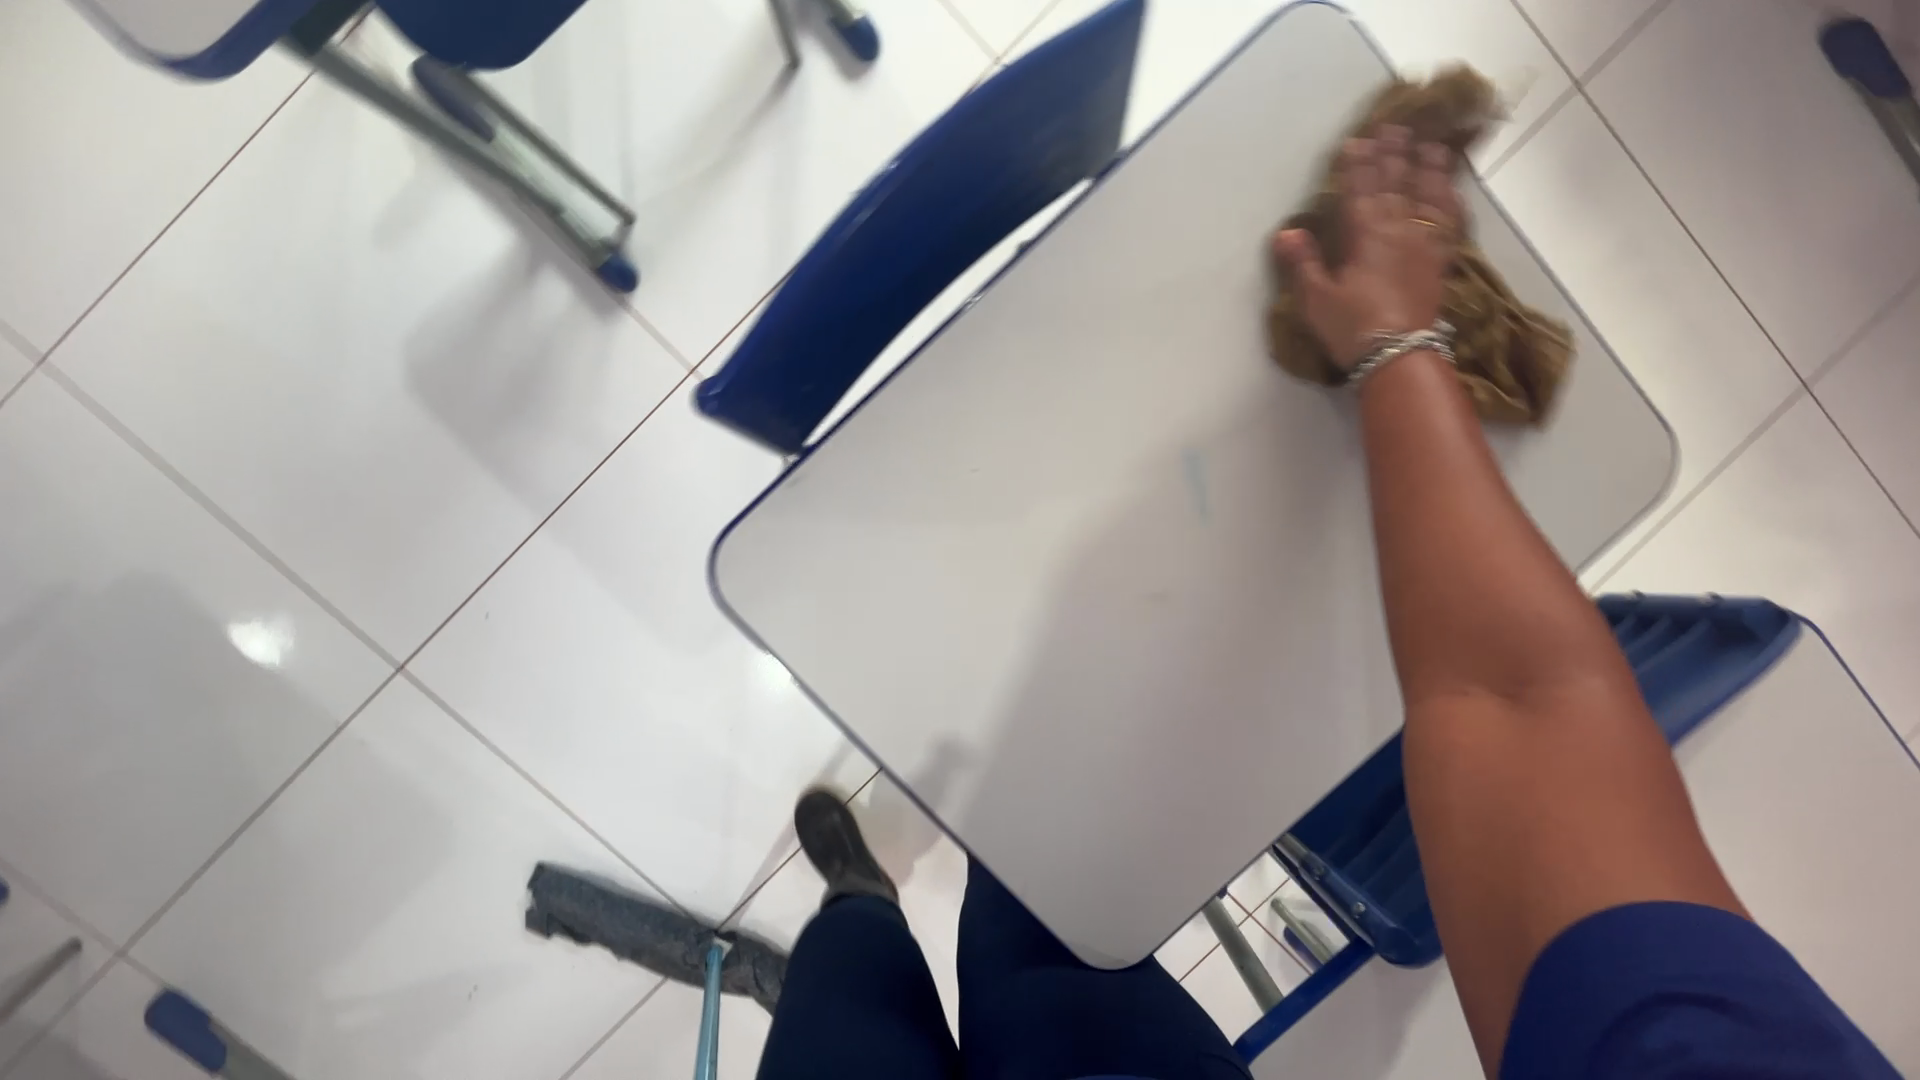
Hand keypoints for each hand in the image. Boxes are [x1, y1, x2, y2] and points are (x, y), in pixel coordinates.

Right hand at [1274, 126, 1460, 370]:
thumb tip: (1286, 232)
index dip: (1358, 164)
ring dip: (1428, 166)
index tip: (1359, 139)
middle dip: (1393, 154)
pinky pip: (1450, 221)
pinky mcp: (1440, 261)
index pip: (1361, 190)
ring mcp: (1424, 243)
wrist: (1399, 355)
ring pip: (1428, 194)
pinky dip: (1451, 199)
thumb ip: (1303, 263)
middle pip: (1396, 183)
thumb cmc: (1351, 327)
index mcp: (1366, 235)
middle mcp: (1399, 229)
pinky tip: (1452, 188)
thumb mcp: (1316, 299)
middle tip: (1396, 125)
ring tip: (1430, 142)